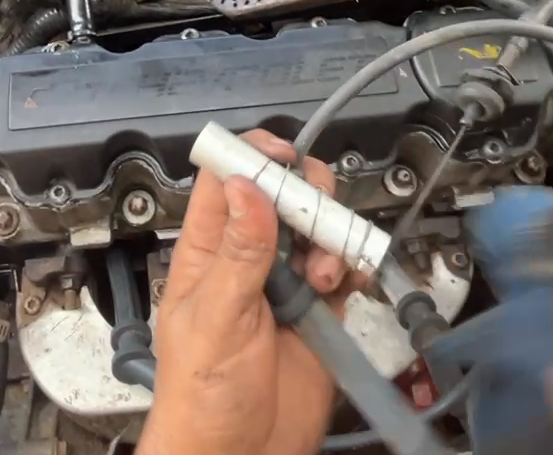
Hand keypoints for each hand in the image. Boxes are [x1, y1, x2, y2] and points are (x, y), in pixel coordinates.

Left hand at [137, 130, 362, 454]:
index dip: (252, 155)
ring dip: (329, 236)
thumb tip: (244, 187)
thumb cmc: (201, 397)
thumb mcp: (214, 320)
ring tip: (322, 274)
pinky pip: (342, 266)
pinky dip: (352, 264)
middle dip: (304, 193)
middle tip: (313, 217)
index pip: (225, 177)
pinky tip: (345, 283)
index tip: (284, 156)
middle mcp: (247, 253)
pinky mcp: (316, 307)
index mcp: (208, 248)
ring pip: (315, 224)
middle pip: (280, 191)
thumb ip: (236, 255)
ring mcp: (283, 279)